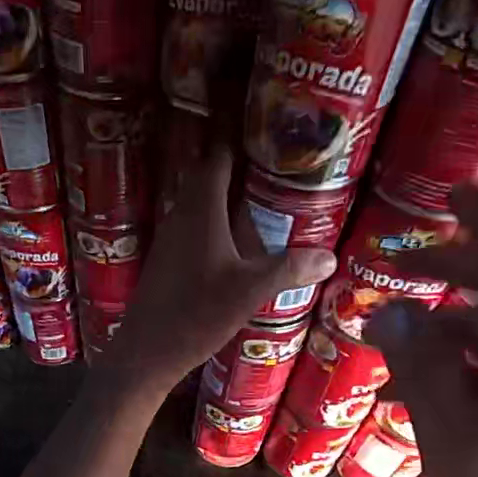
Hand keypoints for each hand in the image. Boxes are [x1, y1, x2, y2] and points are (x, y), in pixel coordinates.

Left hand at [101, 142, 336, 392]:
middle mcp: (182, 214)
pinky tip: (237, 241)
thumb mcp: (250, 291)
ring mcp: (171, 237)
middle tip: (276, 159)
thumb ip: (290, 269)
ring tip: (264, 195)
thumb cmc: (196, 314)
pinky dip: (217, 222)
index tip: (268, 125)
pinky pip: (196, 226)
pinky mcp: (168, 259)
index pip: (219, 154)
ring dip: (227, 195)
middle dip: (239, 163)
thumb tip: (330, 256)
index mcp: (201, 208)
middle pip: (209, 174)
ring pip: (201, 202)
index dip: (241, 135)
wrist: (147, 351)